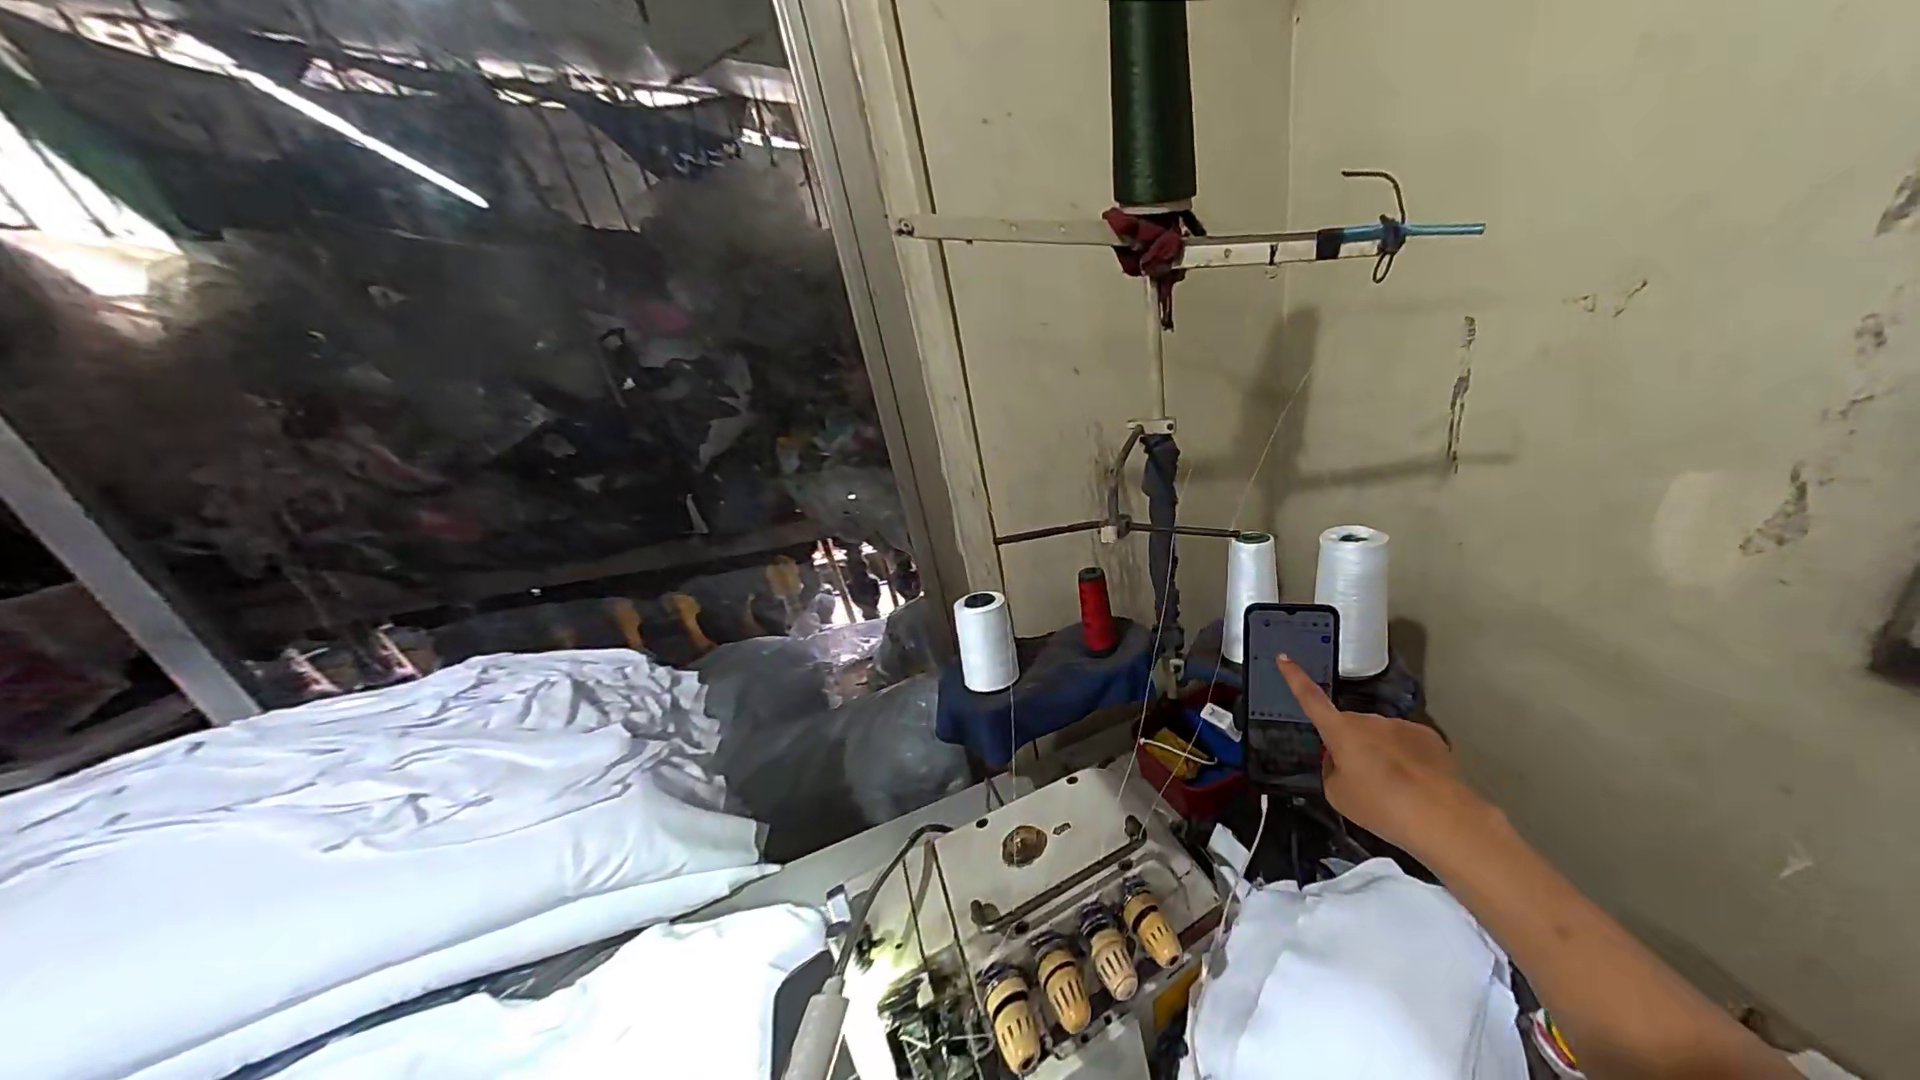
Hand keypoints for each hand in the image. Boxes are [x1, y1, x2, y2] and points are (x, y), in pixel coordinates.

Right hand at [1275, 655, 1494, 857]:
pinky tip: (1417, 784)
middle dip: (1350, 746)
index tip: (1284, 658)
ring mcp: (1400, 725)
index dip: (1294, 678)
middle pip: (1350, 728)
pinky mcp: (1429, 737)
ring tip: (1393, 789)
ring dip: (1380, 754)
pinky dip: (1406, 759)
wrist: (1442, 818)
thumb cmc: (1380, 805)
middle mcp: (1368, 720)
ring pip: (1379, 736)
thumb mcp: (1337, 793)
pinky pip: (1406, 743)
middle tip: (1360, 780)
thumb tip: (1341, 761)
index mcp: (1340, 730)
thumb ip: (1332, 770)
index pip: (1310, 698)